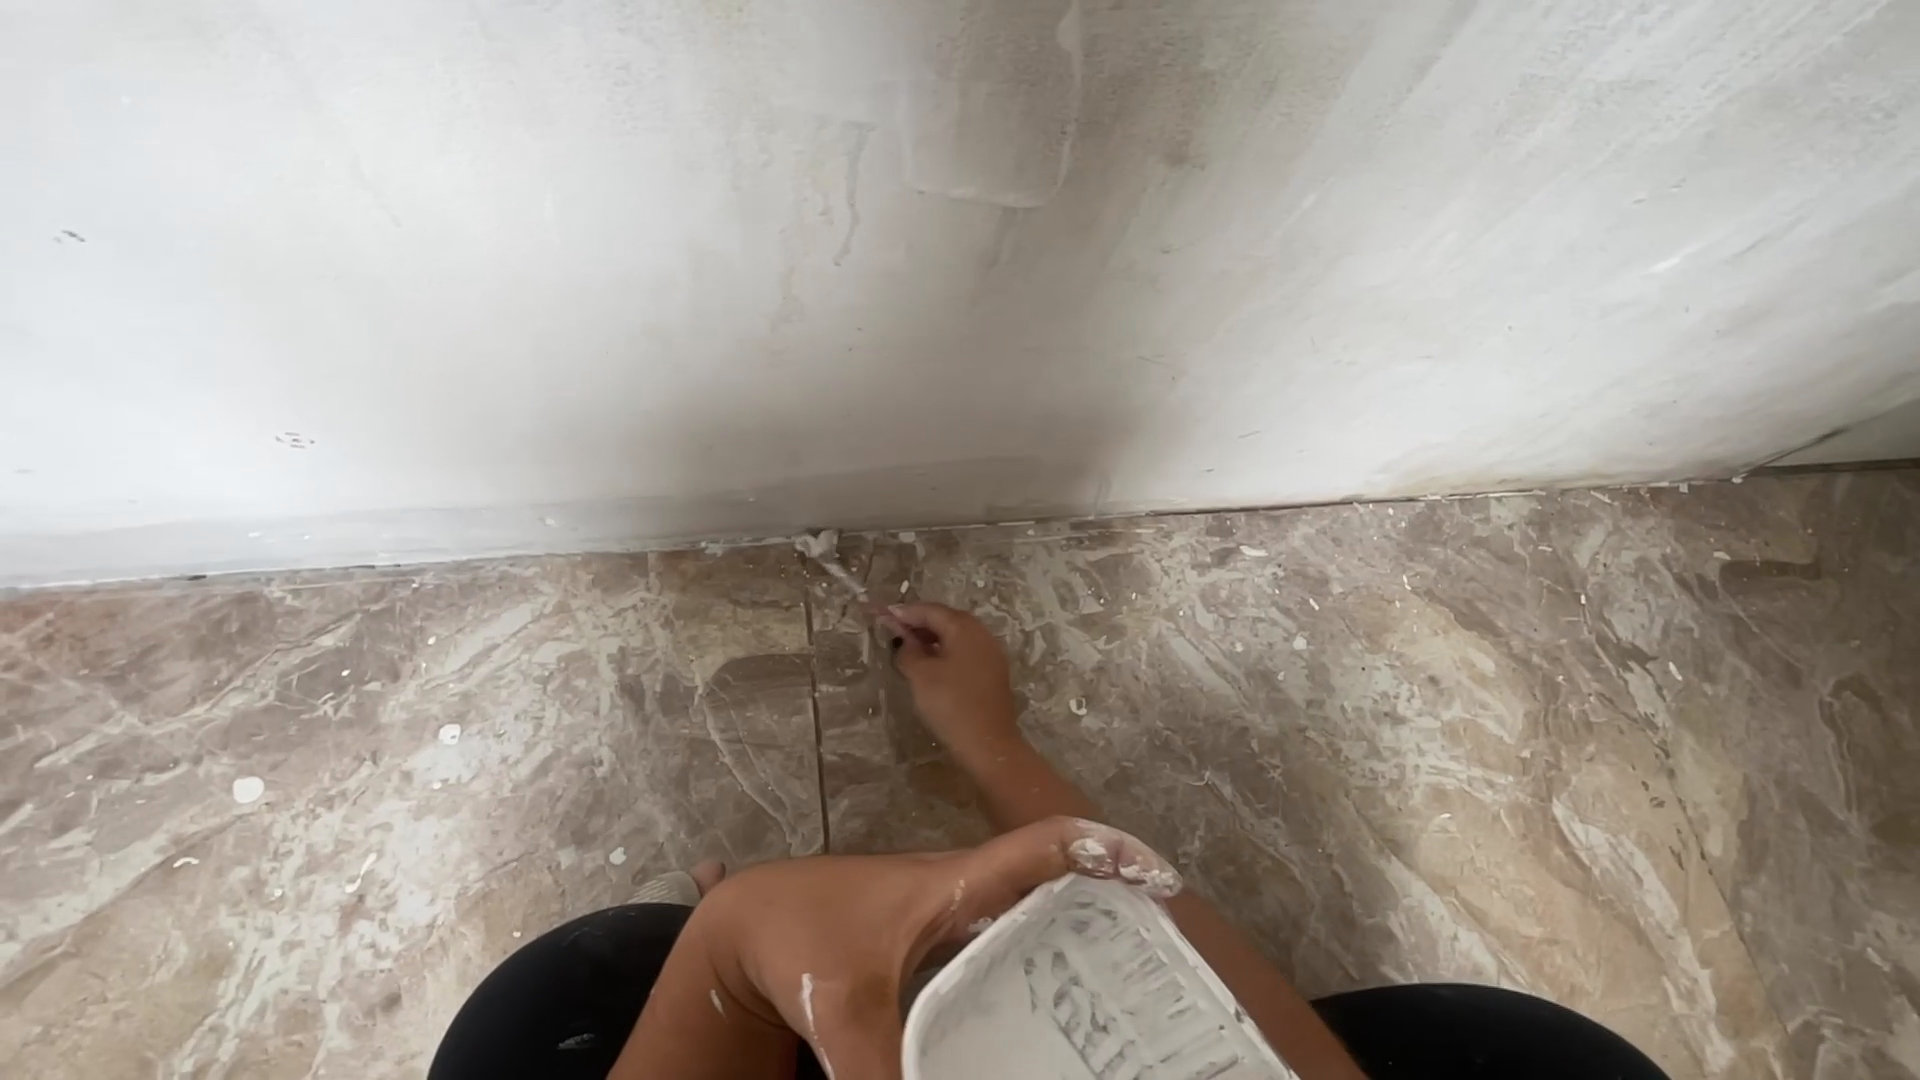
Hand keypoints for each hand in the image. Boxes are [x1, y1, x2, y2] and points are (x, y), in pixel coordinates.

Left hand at [695, 817, 1180, 1079]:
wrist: (754, 918)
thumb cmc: (803, 940)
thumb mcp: (843, 1013)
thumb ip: (884, 1074)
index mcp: (955, 885)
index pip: (1043, 848)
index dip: (1104, 851)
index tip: (1159, 876)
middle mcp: (966, 888)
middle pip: (1053, 871)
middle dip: (1111, 888)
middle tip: (1165, 941)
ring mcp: (954, 908)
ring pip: (1031, 902)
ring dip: (1080, 918)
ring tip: (1130, 973)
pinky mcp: (940, 932)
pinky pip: (1005, 932)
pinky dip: (1039, 948)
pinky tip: (1056, 996)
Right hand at [874, 602, 1021, 753]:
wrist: (988, 744)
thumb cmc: (952, 704)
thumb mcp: (921, 676)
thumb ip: (908, 651)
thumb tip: (904, 641)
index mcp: (965, 629)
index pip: (932, 611)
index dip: (906, 612)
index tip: (885, 615)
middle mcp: (982, 635)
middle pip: (947, 620)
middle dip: (920, 623)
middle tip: (895, 632)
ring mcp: (991, 654)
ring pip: (957, 637)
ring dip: (932, 639)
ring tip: (909, 649)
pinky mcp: (993, 673)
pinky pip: (965, 653)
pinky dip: (946, 653)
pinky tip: (931, 666)